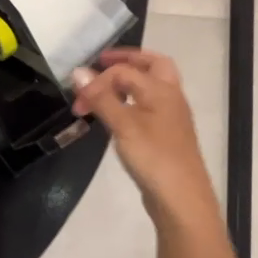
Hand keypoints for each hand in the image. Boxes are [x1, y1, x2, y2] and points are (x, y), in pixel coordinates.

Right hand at [71, 47, 215, 224]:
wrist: (180, 197)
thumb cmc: (153, 158)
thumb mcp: (123, 126)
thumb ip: (101, 98)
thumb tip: (78, 72)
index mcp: (162, 91)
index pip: (126, 70)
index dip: (98, 79)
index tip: (76, 99)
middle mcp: (170, 98)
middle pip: (153, 65)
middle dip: (128, 60)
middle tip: (101, 63)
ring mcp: (170, 117)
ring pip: (151, 86)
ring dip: (129, 80)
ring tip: (103, 90)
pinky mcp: (164, 134)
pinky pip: (147, 105)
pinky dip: (130, 100)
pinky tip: (115, 115)